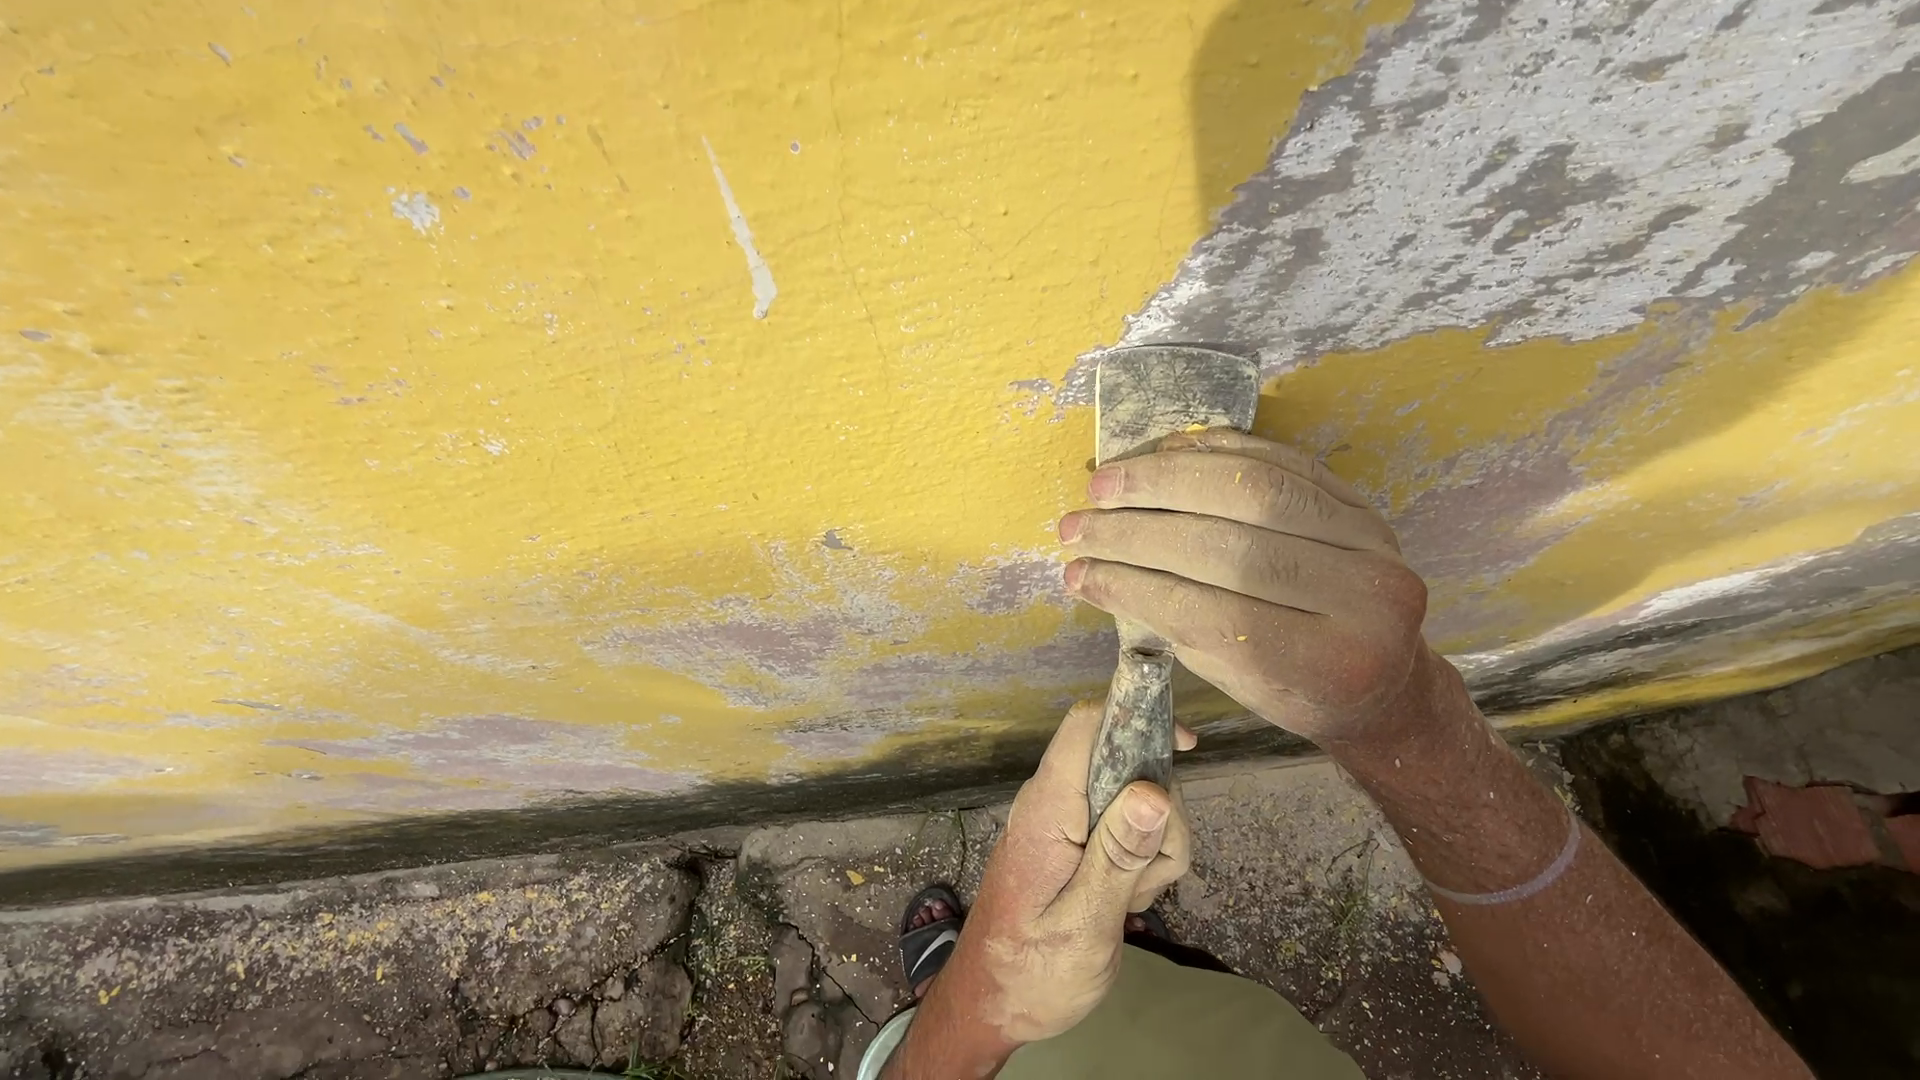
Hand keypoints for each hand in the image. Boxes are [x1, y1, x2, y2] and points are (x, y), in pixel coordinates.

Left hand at [933, 701, 1192, 1046]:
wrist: (994, 1002)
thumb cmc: (1031, 971)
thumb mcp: (1085, 923)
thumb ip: (1119, 855)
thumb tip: (1154, 790)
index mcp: (1048, 807)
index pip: (1086, 725)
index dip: (1134, 716)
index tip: (1186, 744)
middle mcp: (1054, 800)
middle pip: (1127, 763)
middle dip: (1159, 812)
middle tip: (1146, 876)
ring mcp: (1066, 820)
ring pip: (1137, 799)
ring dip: (1151, 847)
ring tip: (1128, 900)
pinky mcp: (1077, 840)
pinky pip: (1127, 828)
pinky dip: (1141, 860)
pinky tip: (1125, 899)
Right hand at [1059, 429, 1427, 746]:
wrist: (1386, 676)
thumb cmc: (1297, 690)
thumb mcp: (1232, 678)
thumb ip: (1171, 623)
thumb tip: (1090, 572)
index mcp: (1328, 665)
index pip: (1211, 614)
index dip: (1133, 588)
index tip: (1077, 572)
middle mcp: (1363, 598)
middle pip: (1229, 546)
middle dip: (1137, 531)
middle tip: (1077, 525)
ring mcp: (1370, 541)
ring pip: (1254, 489)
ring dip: (1164, 479)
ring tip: (1104, 483)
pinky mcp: (1361, 502)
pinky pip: (1279, 459)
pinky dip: (1213, 449)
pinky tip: (1160, 452)